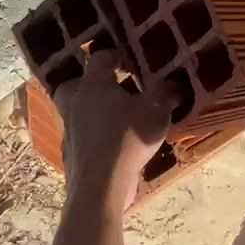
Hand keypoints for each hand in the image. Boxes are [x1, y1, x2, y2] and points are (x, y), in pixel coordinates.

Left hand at [50, 50, 180, 212]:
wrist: (99, 190)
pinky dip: (96, 135)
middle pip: (72, 86)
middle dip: (88, 82)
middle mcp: (76, 106)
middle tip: (112, 85)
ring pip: (76, 113)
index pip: (99, 58)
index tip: (131, 60)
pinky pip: (82, 137)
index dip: (115, 55)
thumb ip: (168, 91)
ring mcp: (70, 133)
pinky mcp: (72, 157)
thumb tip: (175, 84)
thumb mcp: (158, 108)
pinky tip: (117, 143)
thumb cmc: (127, 138)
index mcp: (93, 86)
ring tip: (120, 116)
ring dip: (93, 111)